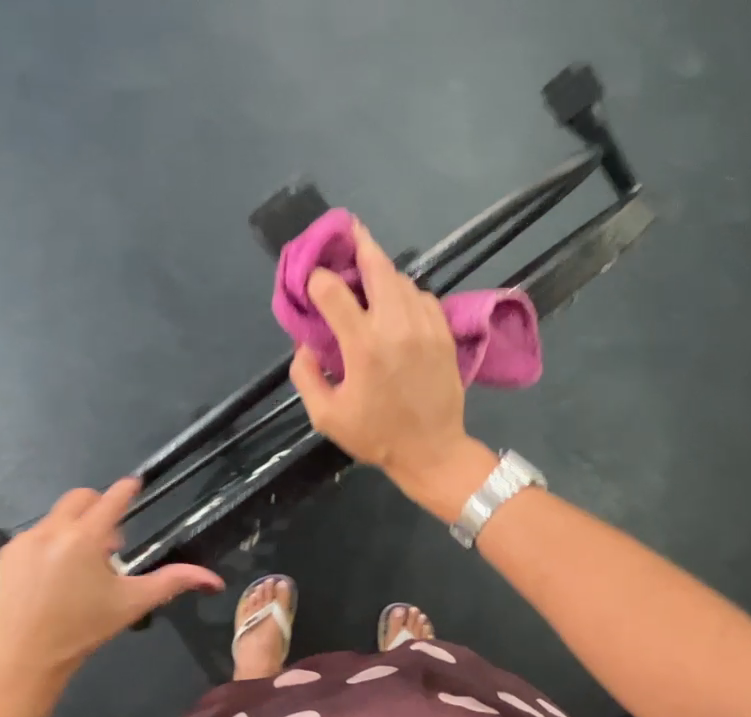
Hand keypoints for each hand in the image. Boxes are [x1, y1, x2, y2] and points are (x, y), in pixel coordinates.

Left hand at [0, 479, 222, 684]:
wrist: (23, 660)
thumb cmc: (83, 631)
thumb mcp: (131, 604)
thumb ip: (173, 583)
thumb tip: (214, 579)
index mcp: (85, 538)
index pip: (112, 499)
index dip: (126, 489)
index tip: (134, 484)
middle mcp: (52, 530)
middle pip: (80, 498)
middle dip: (98, 508)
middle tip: (110, 542)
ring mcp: (25, 540)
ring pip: (56, 518)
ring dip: (74, 528)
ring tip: (81, 567)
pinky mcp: (6, 555)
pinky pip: (34, 536)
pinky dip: (50, 544)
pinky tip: (54, 578)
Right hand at [288, 221, 493, 516]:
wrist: (433, 451)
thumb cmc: (376, 436)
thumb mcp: (326, 416)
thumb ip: (306, 375)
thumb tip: (306, 345)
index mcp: (364, 346)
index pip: (333, 291)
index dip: (317, 280)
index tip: (311, 282)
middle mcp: (396, 326)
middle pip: (377, 266)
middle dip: (359, 245)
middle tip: (348, 232)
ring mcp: (425, 326)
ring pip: (402, 280)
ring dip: (382, 273)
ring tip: (368, 276)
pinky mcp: (443, 333)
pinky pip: (422, 297)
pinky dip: (406, 293)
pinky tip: (396, 304)